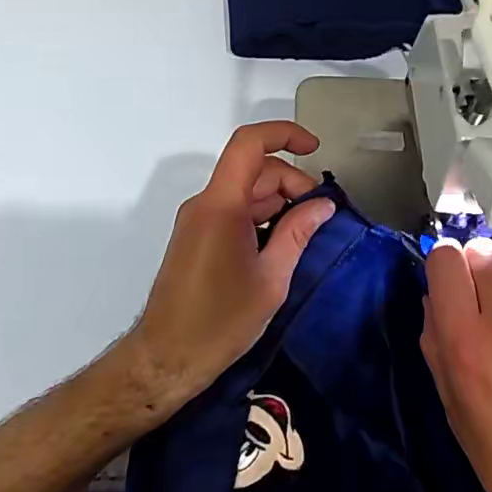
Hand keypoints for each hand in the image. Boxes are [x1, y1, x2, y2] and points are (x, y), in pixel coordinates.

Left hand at [123, 122, 335, 404]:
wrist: (167, 357)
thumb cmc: (221, 321)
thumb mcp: (272, 278)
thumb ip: (298, 233)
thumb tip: (323, 205)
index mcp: (221, 206)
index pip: (249, 145)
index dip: (284, 134)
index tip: (315, 148)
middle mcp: (205, 204)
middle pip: (253, 170)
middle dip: (292, 182)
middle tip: (320, 216)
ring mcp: (197, 220)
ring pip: (245, 191)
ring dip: (278, 201)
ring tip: (306, 232)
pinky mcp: (196, 237)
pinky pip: (233, 211)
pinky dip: (261, 216)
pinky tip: (281, 242)